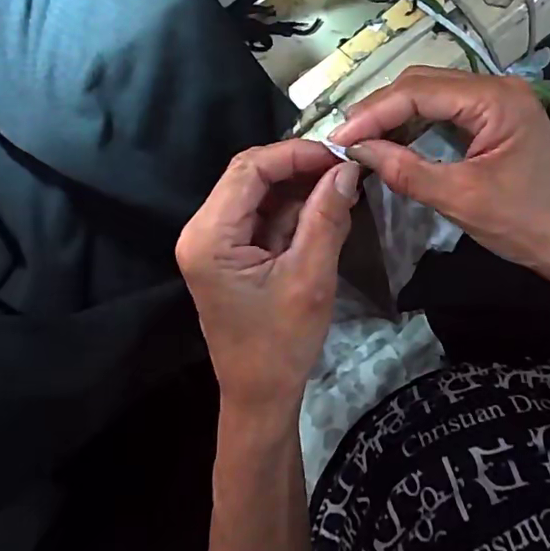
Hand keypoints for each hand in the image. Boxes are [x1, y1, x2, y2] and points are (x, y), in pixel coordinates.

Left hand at [176, 140, 361, 416]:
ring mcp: (212, 240)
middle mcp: (202, 230)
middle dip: (296, 167)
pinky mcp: (227, 250)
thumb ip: (326, 218)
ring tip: (340, 184)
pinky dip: (290, 207)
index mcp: (209, 236)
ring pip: (256, 191)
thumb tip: (347, 169)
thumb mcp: (310, 278)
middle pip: (249, 175)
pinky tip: (323, 204)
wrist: (259, 396)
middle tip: (343, 169)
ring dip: (296, 185)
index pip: (249, 170)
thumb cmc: (281, 345)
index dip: (294, 154)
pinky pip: (259, 213)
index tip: (338, 157)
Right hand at [328, 66, 549, 299]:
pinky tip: (391, 139)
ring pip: (428, 93)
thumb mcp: (460, 199)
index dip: (372, 113)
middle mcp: (496, 87)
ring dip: (392, 114)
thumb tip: (357, 150)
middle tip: (345, 138)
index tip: (338, 138)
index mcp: (496, 99)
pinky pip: (442, 109)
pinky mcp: (493, 117)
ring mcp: (496, 100)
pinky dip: (412, 122)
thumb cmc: (528, 225)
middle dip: (379, 109)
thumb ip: (405, 170)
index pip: (417, 92)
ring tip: (360, 139)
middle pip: (420, 84)